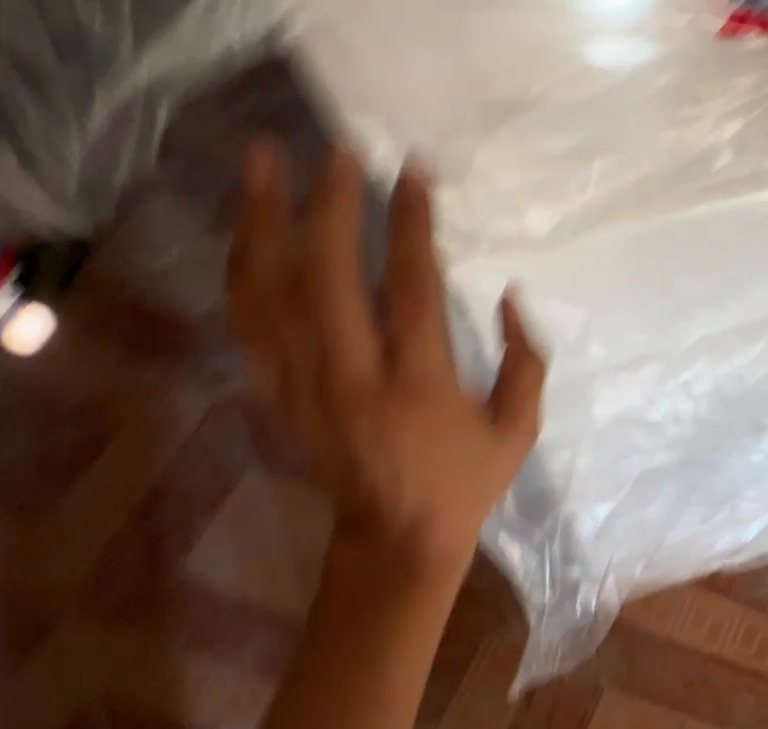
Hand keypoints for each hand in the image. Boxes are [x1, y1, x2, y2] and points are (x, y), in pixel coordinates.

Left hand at [227, 142, 544, 583]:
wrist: (398, 537)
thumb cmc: (466, 483)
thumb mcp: (519, 432)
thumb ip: (525, 364)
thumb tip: (510, 299)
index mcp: (420, 388)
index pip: (411, 289)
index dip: (412, 226)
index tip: (413, 175)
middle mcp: (354, 378)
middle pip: (327, 275)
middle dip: (330, 205)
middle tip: (339, 152)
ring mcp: (305, 385)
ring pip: (269, 290)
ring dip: (262, 218)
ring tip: (262, 161)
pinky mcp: (278, 392)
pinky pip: (248, 320)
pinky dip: (242, 268)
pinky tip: (247, 230)